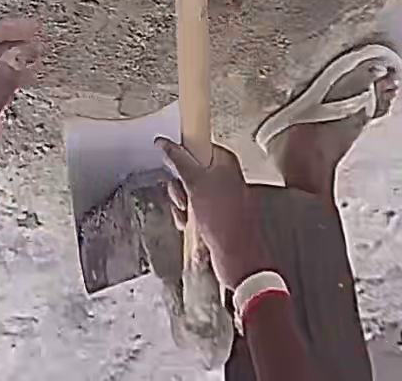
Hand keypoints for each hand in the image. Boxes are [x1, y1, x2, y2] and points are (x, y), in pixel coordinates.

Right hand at [155, 139, 274, 289]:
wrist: (237, 259)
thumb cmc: (223, 219)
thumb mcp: (195, 183)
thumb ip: (178, 159)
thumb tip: (164, 142)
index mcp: (224, 161)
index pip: (196, 144)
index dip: (182, 154)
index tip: (172, 164)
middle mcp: (223, 175)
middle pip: (188, 168)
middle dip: (180, 185)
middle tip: (183, 196)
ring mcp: (218, 196)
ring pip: (187, 189)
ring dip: (181, 203)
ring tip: (187, 214)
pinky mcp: (214, 214)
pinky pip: (191, 206)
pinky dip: (186, 215)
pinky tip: (188, 223)